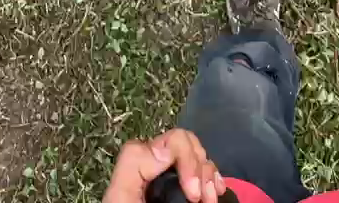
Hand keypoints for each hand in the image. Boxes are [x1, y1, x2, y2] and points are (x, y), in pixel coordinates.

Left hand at [102, 128, 225, 202]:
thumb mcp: (122, 197)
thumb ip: (134, 165)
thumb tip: (165, 147)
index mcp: (140, 162)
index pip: (172, 141)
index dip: (187, 160)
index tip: (193, 195)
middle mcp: (158, 165)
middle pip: (188, 144)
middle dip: (201, 168)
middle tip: (203, 199)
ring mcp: (172, 178)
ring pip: (199, 156)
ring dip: (209, 176)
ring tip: (211, 200)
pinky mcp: (184, 191)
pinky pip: (205, 172)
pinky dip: (214, 179)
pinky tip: (216, 193)